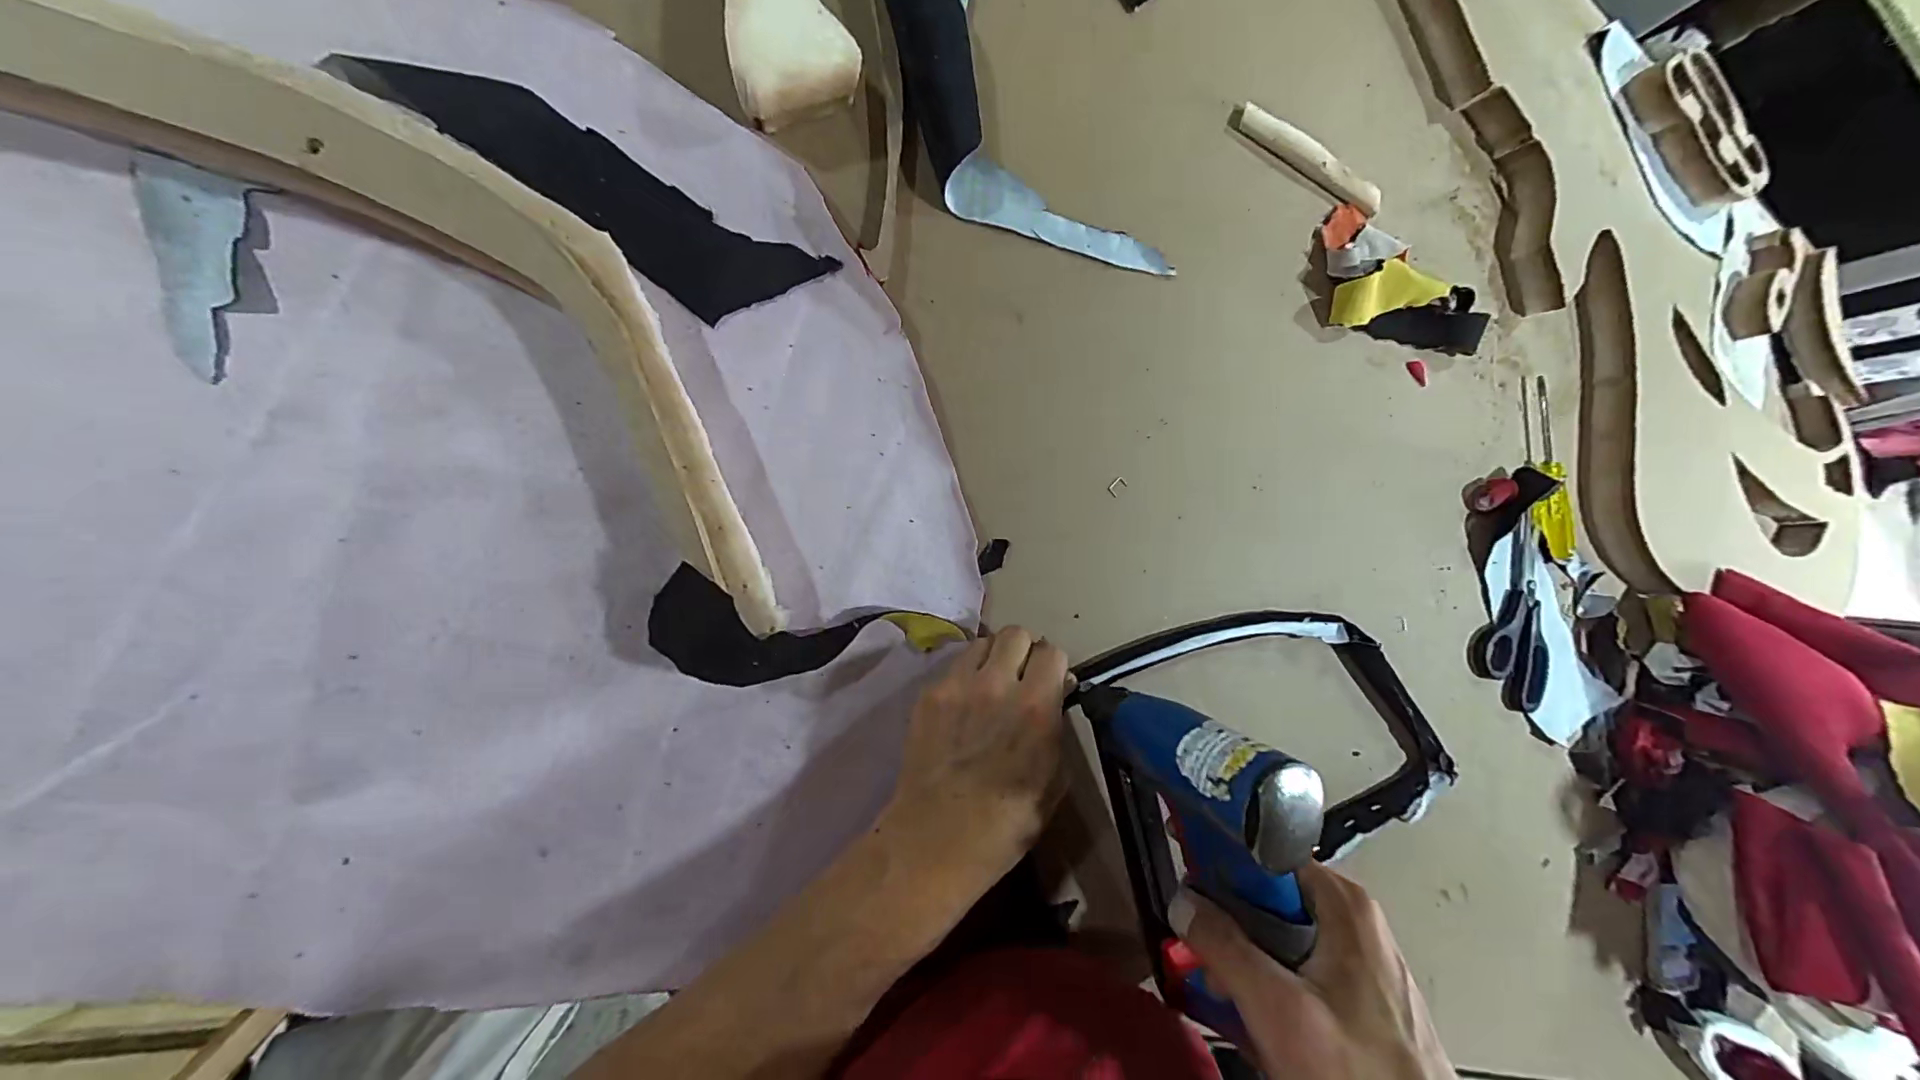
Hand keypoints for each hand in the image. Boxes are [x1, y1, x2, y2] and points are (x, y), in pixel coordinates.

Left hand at [881, 627, 1072, 880]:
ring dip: (993, 657)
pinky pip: (953, 666)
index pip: (1052, 652)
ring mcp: (957, 685)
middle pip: (1016, 634)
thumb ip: (1057, 728)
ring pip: (982, 643)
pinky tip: (964, 702)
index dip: (1054, 666)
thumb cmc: (1008, 821)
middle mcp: (997, 683)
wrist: (939, 835)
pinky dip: (965, 675)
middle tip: (1022, 674)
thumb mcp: (1054, 779)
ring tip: (991, 681)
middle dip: (1025, 650)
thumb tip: (1056, 696)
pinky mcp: (929, 694)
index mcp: (1035, 706)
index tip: (1052, 681)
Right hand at [1170, 861, 1453, 1079]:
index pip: (1265, 854)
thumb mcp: (1279, 1008)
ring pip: (1276, 936)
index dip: (1219, 862)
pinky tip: (1253, 1016)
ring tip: (1225, 995)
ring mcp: (1353, 959)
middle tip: (1205, 958)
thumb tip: (1184, 903)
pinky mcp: (1351, 994)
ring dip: (1242, 961)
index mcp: (1343, 904)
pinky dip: (1266, 985)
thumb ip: (1224, 948)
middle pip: (1266, 897)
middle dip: (1227, 926)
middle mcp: (1351, 921)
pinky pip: (1293, 969)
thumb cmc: (1362, 1073)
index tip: (1188, 881)